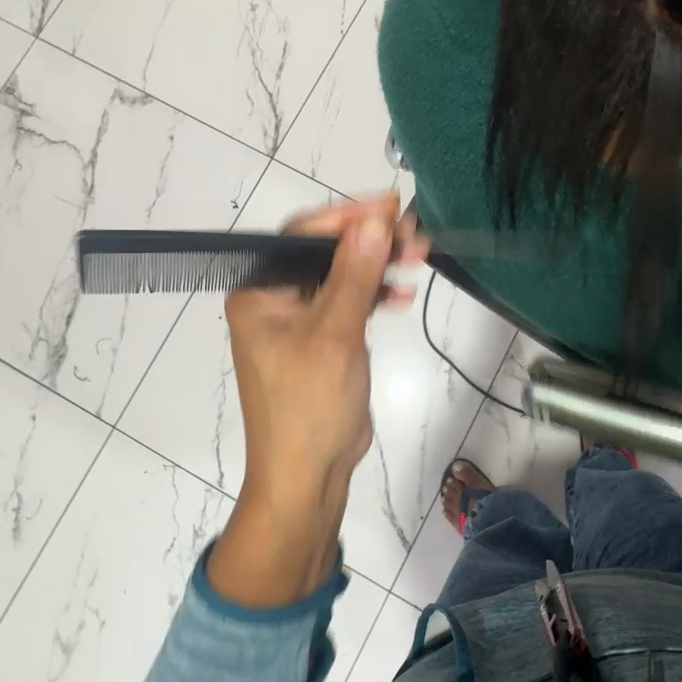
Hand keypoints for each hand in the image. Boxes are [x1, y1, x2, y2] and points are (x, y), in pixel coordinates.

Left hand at [208, 193, 427, 607]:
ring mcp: (300, 320)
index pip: (303, 235)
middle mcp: (275, 299)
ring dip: (380, 265)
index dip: (348, 217)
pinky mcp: (323, 340)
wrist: (308, 476)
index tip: (391, 205)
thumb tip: (375, 219)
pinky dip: (376, 295)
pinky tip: (404, 295)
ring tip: (421, 256)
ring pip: (343, 275)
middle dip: (371, 241)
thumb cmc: (310, 404)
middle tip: (414, 232)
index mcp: (260, 291)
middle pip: (326, 253)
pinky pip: (350, 302)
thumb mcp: (335, 334)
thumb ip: (356, 272)